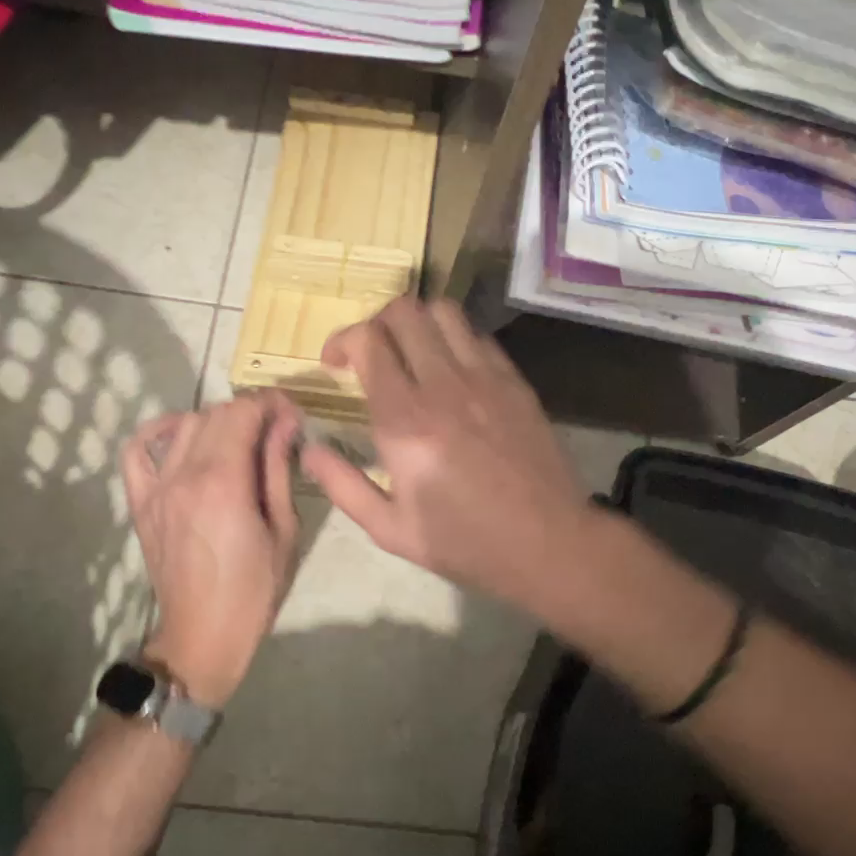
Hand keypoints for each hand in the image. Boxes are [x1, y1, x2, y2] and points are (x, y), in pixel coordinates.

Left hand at [122, 393, 303, 707]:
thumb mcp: (283, 530)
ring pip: (184, 425)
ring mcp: (157, 487)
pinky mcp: (141, 502)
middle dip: (250, 410)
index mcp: (225, 482)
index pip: (244, 412)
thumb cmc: (255, 590)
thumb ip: (278, 469)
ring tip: (239, 439)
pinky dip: (158, 432)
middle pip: (216, 413)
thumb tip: (285, 423)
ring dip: (216, 420)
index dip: (272, 403)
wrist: (203, 635)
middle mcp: (185, 475)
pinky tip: (182, 434)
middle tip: (275, 429)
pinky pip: (137, 451)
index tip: (292, 415)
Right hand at [300, 299, 599, 605]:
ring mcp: (485, 378)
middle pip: (403, 311)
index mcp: (405, 421)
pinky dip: (455, 341)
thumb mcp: (390, 529)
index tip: (335, 365)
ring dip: (417, 323)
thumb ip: (343, 485)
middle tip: (371, 354)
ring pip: (444, 311)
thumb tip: (308, 448)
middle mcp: (443, 385)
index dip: (341, 341)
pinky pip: (478, 337)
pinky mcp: (515, 382)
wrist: (547, 543)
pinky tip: (452, 373)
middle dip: (375, 323)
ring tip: (410, 353)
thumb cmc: (464, 542)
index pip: (368, 341)